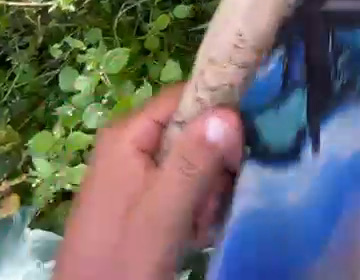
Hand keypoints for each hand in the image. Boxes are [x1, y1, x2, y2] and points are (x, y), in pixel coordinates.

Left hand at [55, 84, 244, 279]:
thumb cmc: (122, 264)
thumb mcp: (162, 214)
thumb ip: (194, 162)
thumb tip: (228, 111)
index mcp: (127, 135)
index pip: (189, 97)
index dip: (219, 118)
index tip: (237, 154)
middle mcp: (130, 144)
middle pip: (194, 129)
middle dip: (213, 164)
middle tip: (212, 202)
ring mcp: (132, 171)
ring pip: (193, 157)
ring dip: (207, 190)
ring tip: (199, 224)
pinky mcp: (138, 197)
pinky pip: (182, 181)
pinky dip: (194, 204)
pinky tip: (191, 231)